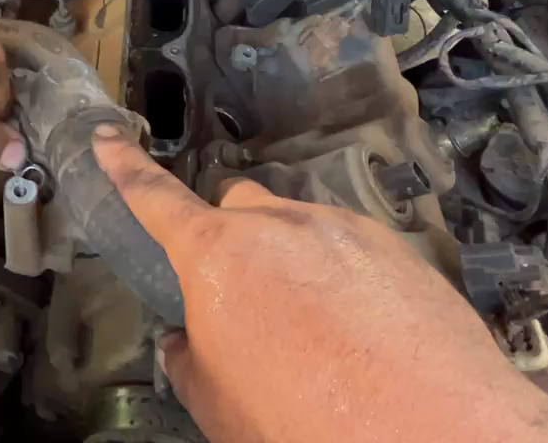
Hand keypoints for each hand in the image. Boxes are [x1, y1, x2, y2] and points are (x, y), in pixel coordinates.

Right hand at [92, 130, 547, 442]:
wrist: (440, 438)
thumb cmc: (307, 425)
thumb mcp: (221, 409)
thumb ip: (192, 362)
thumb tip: (186, 343)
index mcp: (215, 255)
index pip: (154, 196)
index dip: (125, 166)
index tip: (107, 136)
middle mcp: (272, 224)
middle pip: (236, 206)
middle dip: (235, 238)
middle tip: (254, 298)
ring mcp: (336, 226)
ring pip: (297, 225)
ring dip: (296, 259)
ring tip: (327, 327)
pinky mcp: (393, 243)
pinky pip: (351, 245)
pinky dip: (347, 275)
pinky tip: (373, 331)